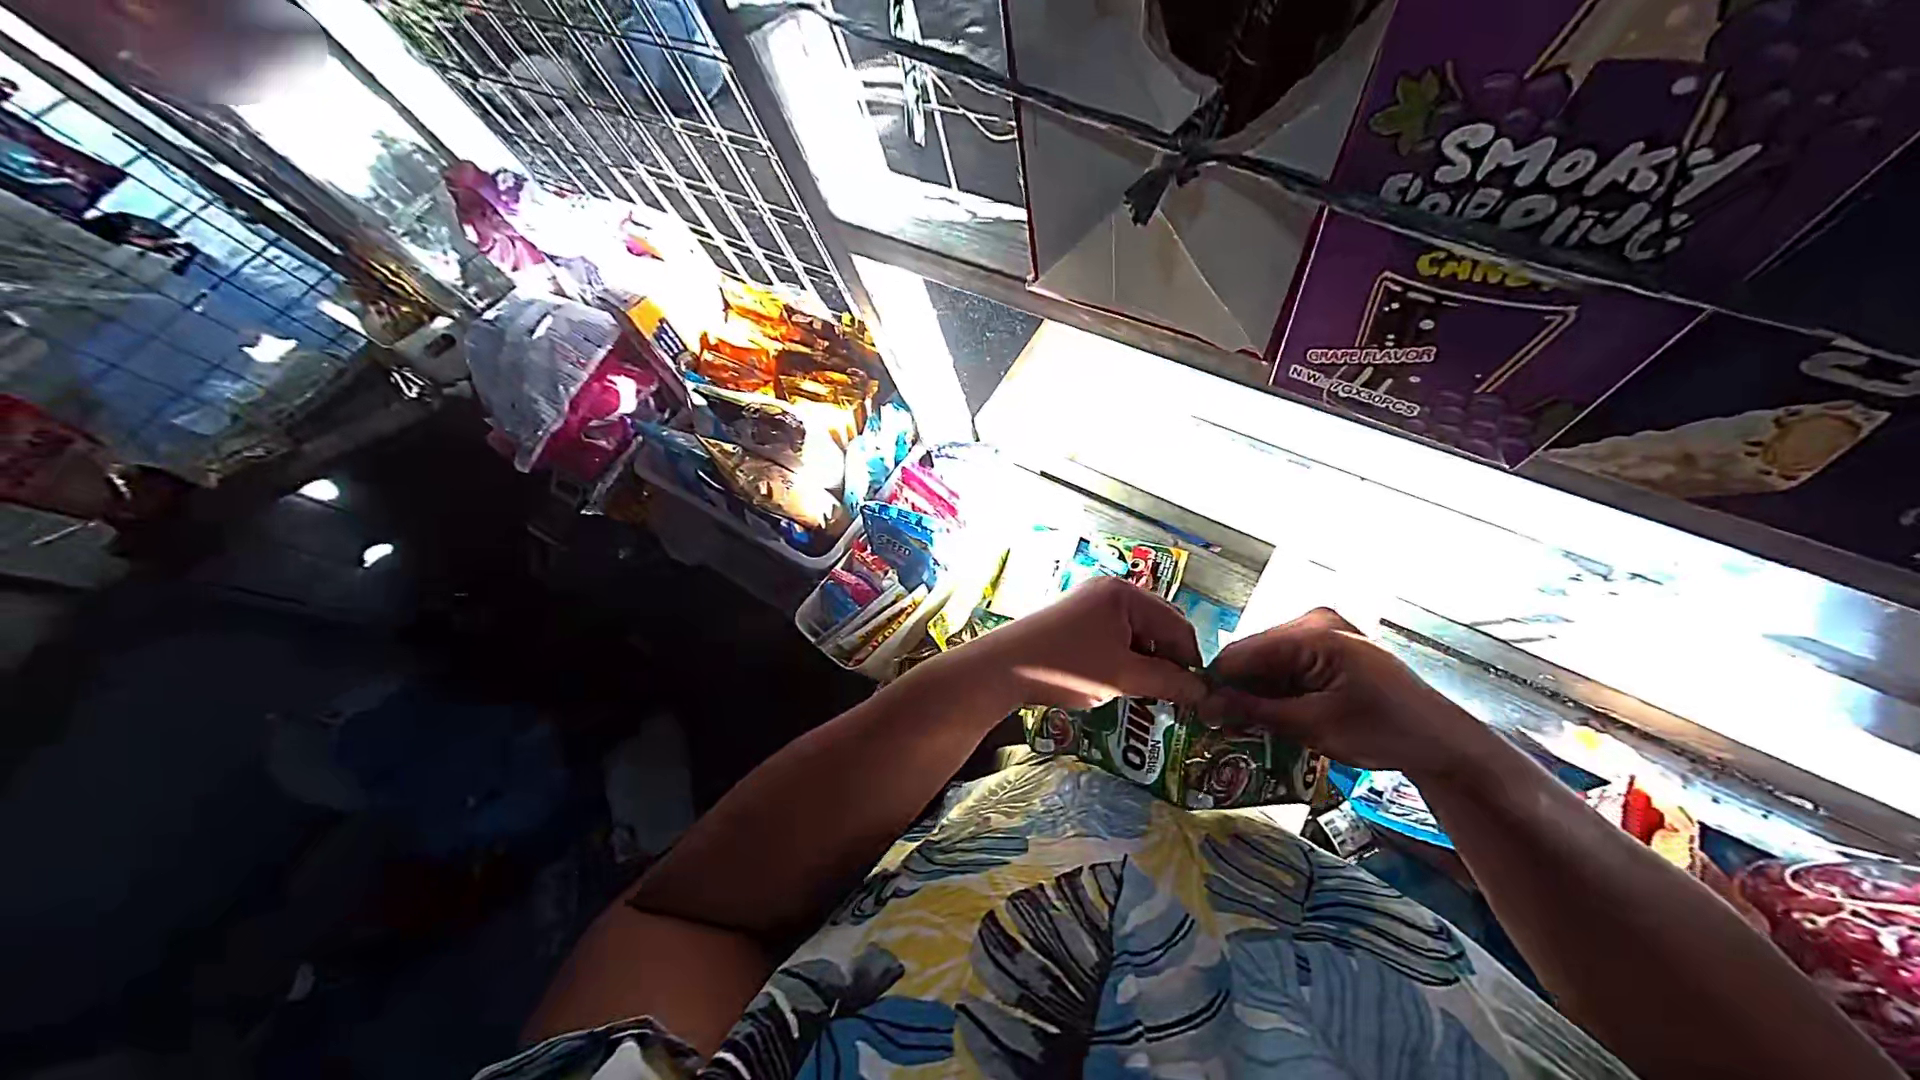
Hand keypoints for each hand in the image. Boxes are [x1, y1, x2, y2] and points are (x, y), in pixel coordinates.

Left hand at [950, 576, 1207, 711]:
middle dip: (1167, 659)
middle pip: (1158, 624)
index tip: (1196, 694)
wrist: (1002, 668)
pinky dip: (1123, 656)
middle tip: (1171, 694)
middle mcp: (1109, 590)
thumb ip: (1168, 682)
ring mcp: (1089, 602)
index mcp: (1125, 594)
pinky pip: (1113, 634)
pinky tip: (1118, 680)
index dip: (1190, 661)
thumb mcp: (1123, 677)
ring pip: (1135, 631)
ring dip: (1145, 659)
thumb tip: (1202, 692)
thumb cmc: (1066, 668)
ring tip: (1144, 691)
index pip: (1178, 624)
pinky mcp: (1074, 617)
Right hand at [1201, 607, 1494, 782]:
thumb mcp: (1312, 725)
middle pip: (1253, 655)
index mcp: (1313, 633)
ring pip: (1268, 661)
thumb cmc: (1386, 732)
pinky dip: (1277, 690)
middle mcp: (1315, 622)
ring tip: (1245, 725)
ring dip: (1256, 692)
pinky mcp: (1330, 646)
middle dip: (1237, 690)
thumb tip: (1204, 707)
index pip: (1241, 653)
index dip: (1216, 685)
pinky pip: (1288, 664)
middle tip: (1222, 725)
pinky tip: (1272, 715)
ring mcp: (1324, 631)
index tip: (1200, 715)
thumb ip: (1254, 712)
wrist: (1444, 743)